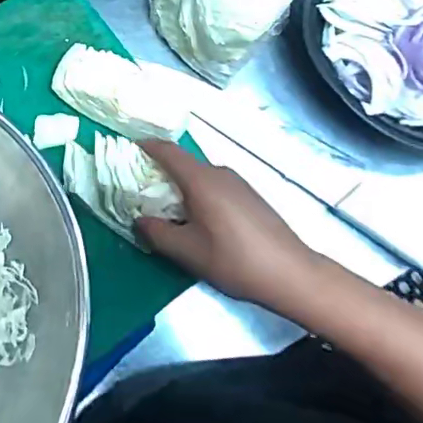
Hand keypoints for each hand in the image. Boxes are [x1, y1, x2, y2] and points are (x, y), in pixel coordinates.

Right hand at [135, 139, 334, 313]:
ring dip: (181, 189)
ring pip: (200, 178)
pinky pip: (215, 187)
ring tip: (170, 214)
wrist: (294, 275)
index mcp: (201, 179)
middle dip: (160, 174)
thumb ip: (156, 233)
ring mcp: (238, 184)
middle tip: (142, 192)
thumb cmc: (235, 260)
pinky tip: (201, 224)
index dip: (146, 147)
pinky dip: (200, 196)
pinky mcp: (250, 198)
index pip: (167, 150)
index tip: (128, 150)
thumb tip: (139, 220)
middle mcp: (218, 173)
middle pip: (183, 164)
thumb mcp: (187, 251)